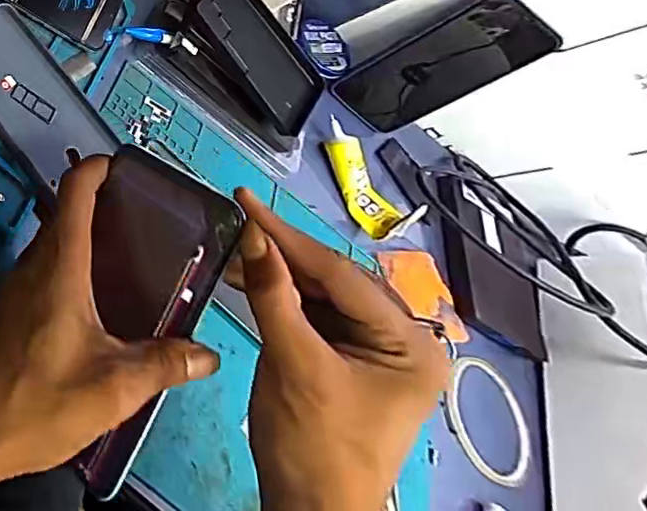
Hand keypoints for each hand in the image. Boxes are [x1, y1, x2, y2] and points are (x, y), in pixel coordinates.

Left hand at [0, 156, 220, 481]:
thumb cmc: (36, 398)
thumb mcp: (110, 388)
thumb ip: (161, 365)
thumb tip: (206, 354)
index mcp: (61, 263)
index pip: (75, 190)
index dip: (97, 168)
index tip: (124, 167)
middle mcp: (37, 259)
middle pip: (68, 208)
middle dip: (104, 201)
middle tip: (145, 216)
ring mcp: (20, 278)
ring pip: (57, 235)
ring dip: (89, 231)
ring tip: (132, 251)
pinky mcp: (14, 299)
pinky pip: (48, 260)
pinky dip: (75, 257)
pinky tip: (100, 291)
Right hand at [232, 188, 448, 510]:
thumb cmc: (315, 448)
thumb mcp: (294, 364)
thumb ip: (273, 294)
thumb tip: (252, 232)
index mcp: (409, 345)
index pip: (339, 273)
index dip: (287, 233)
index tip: (246, 198)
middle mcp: (401, 338)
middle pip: (331, 276)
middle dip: (282, 251)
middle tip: (238, 220)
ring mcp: (373, 345)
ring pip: (319, 287)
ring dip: (277, 268)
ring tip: (237, 246)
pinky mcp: (346, 351)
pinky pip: (311, 306)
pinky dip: (279, 291)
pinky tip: (251, 274)